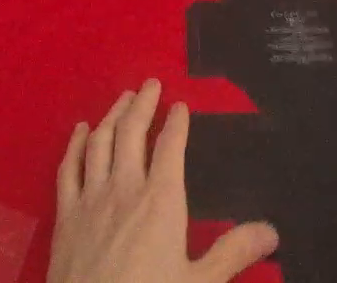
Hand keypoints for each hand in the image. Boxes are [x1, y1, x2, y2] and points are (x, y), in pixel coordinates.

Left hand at [48, 79, 278, 282]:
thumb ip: (233, 253)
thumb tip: (271, 230)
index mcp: (161, 201)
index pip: (170, 147)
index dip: (176, 122)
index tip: (180, 105)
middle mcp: (125, 188)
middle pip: (133, 132)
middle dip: (143, 104)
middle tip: (150, 83)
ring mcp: (90, 198)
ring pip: (101, 141)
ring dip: (113, 115)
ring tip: (123, 97)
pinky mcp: (64, 214)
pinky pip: (68, 168)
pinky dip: (75, 144)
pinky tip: (81, 130)